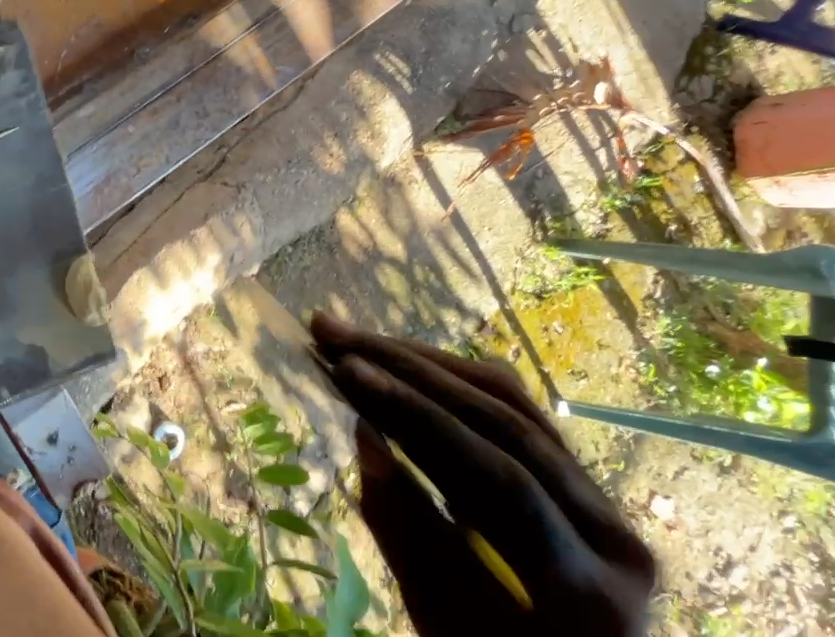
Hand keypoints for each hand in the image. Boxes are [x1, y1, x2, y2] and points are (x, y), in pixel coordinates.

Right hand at [310, 315, 655, 636]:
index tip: (344, 369)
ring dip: (427, 364)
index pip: (493, 472)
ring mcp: (608, 508)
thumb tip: (363, 430)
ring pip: (516, 406)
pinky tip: (404, 366)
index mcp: (580, 585)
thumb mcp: (435, 614)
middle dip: (409, 368)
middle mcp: (612, 535)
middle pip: (506, 421)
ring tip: (354, 339)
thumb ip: (401, 523)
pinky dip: (455, 386)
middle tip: (331, 333)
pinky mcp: (587, 490)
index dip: (413, 413)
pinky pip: (521, 418)